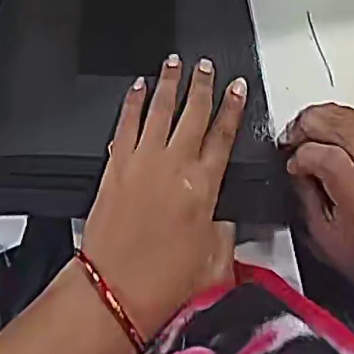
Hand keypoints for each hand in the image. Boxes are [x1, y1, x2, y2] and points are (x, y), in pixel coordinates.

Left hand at [83, 56, 244, 338]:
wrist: (115, 291)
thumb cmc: (163, 283)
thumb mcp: (213, 260)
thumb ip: (223, 228)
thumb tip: (222, 213)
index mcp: (203, 187)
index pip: (223, 135)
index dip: (233, 108)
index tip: (238, 88)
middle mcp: (174, 165)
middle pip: (194, 112)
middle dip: (203, 84)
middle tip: (207, 65)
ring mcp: (143, 160)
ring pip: (160, 108)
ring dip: (170, 82)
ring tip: (174, 62)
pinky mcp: (116, 164)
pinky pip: (126, 121)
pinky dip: (133, 100)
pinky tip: (138, 86)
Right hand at [284, 104, 353, 321]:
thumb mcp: (327, 244)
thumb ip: (305, 198)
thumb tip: (291, 164)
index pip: (332, 159)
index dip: (302, 156)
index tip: (292, 165)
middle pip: (343, 125)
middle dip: (307, 124)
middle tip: (291, 141)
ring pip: (350, 116)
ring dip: (318, 118)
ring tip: (303, 137)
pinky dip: (330, 120)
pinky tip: (320, 135)